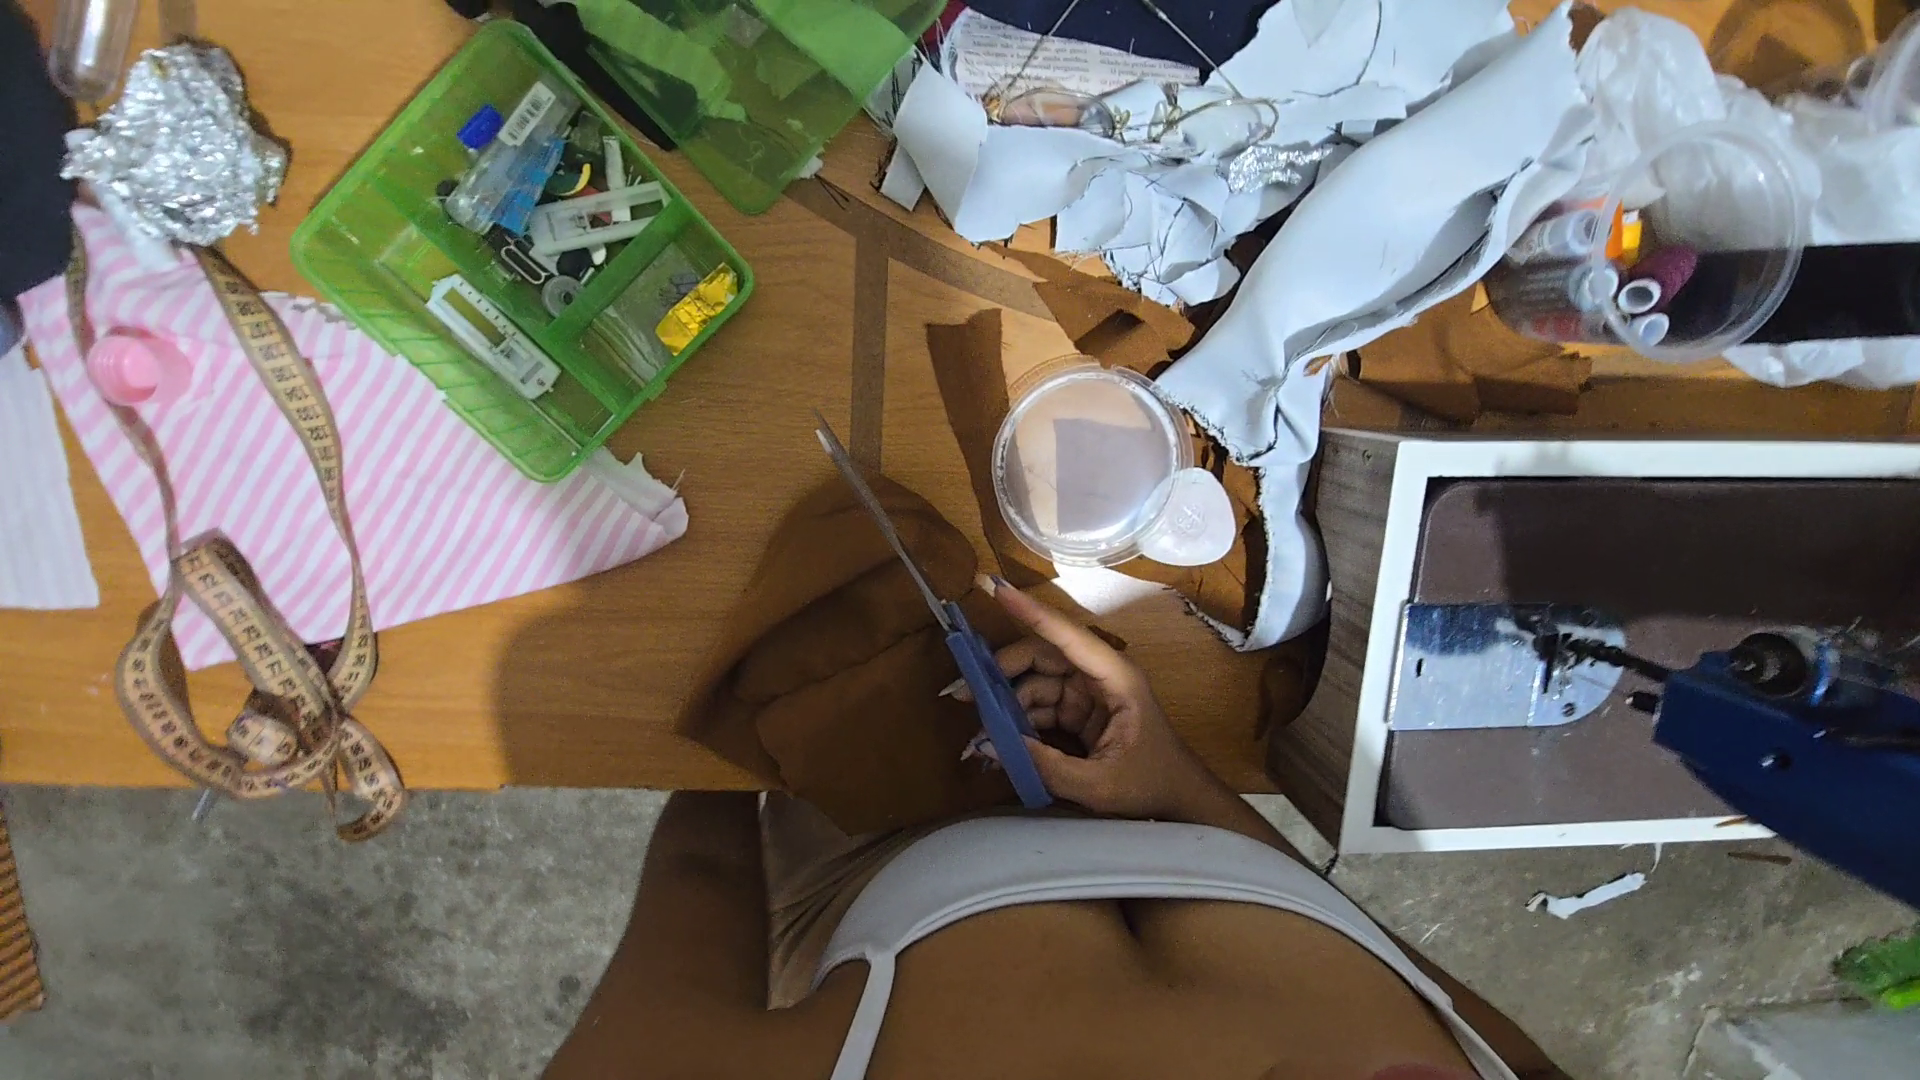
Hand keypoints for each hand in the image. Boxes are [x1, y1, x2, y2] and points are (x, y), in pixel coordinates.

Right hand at [952, 579, 1219, 819]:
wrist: (1181, 804)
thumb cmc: (1152, 786)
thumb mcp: (1099, 785)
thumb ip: (1046, 766)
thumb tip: (990, 744)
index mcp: (1115, 677)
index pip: (1067, 636)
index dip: (1031, 612)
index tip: (998, 590)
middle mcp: (1100, 675)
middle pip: (1043, 656)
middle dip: (1004, 670)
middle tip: (966, 693)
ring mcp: (1089, 692)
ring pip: (1037, 681)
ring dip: (1009, 701)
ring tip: (982, 726)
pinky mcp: (1080, 711)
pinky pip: (1041, 704)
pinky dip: (1020, 719)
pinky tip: (1002, 737)